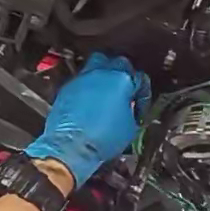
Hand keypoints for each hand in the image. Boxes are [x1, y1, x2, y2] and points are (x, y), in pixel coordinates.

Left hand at [23, 53, 151, 185]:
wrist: (70, 147)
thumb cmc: (102, 139)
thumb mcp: (130, 127)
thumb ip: (132, 110)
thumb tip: (128, 109)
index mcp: (122, 80)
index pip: (140, 79)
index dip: (142, 96)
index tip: (138, 109)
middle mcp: (101, 73)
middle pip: (118, 63)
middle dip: (124, 75)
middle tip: (125, 92)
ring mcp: (82, 78)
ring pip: (97, 63)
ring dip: (104, 73)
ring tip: (107, 90)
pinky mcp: (67, 87)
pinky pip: (82, 79)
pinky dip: (88, 85)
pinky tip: (90, 100)